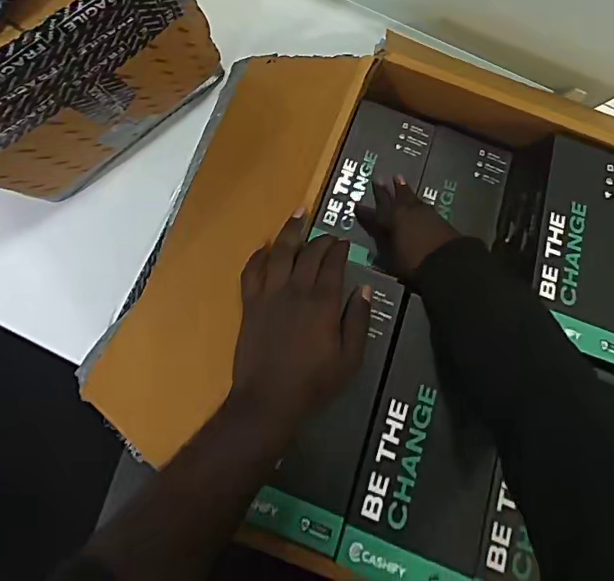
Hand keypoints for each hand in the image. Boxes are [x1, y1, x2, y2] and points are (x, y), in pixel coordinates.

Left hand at [230, 212, 371, 434]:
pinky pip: (252, 270)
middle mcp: (296, 289)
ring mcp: (270, 293)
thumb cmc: (314, 383)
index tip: (344, 241)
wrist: (268, 399)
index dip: (339, 249)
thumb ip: (358, 322)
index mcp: (323, 302)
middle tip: (328, 233)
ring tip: (297, 214)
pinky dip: (258, 255)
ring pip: (280, 252)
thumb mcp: (350, 360)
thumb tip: (363, 290)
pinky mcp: (250, 302)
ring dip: (290, 231)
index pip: (333, 264)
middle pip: (309, 253)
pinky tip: (264, 247)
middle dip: (321, 239)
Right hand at [355, 176, 459, 277]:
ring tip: (399, 179)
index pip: (372, 215)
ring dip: (403, 188)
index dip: (364, 212)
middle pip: (392, 197)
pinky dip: (417, 201)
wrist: (450, 262)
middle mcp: (404, 212)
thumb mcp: (393, 262)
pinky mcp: (438, 217)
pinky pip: (422, 204)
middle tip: (378, 178)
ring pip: (409, 196)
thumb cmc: (415, 264)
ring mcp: (423, 212)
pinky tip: (419, 201)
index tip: (356, 204)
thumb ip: (384, 255)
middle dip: (384, 189)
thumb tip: (375, 254)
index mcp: (389, 221)